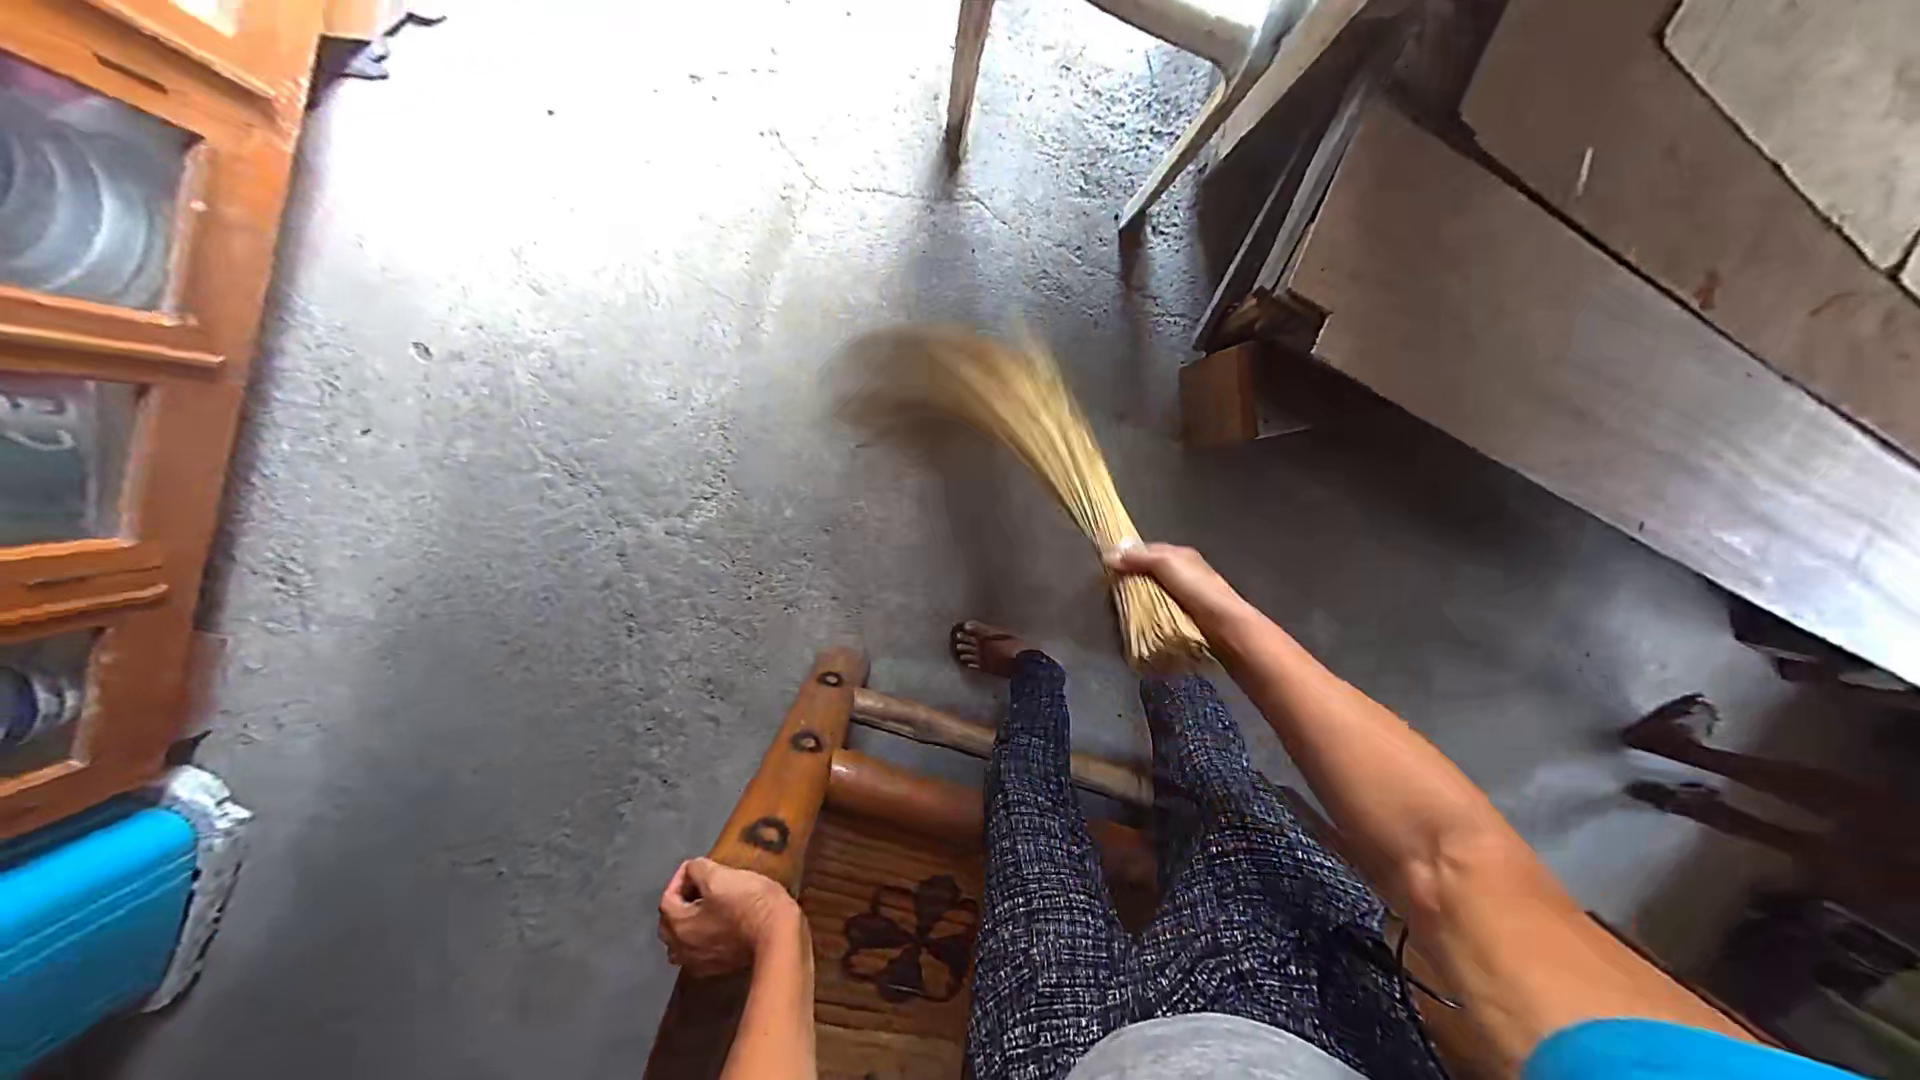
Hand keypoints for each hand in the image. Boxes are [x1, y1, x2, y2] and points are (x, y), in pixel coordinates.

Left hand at [658, 858, 801, 976]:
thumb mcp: (720, 875)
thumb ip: (698, 869)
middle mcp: (681, 949)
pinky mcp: (717, 968)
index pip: (666, 899)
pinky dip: (701, 937)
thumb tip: (691, 870)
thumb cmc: (746, 900)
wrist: (775, 932)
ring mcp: (698, 963)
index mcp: (678, 925)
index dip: (678, 878)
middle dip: (679, 903)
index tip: (696, 866)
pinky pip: (699, 951)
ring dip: (687, 924)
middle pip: (669, 924)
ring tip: (705, 908)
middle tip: (696, 886)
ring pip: (681, 941)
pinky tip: (717, 927)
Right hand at [1105, 541, 1246, 621]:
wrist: (1223, 623)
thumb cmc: (1196, 588)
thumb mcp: (1165, 564)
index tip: (1109, 566)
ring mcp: (1184, 592)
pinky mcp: (1184, 611)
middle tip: (1113, 587)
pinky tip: (1138, 614)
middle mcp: (1183, 570)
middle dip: (1131, 577)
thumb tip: (1110, 556)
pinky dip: (1147, 608)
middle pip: (1148, 569)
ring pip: (1152, 588)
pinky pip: (1158, 605)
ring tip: (1122, 603)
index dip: (1128, 555)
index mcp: (1180, 554)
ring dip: (1138, 595)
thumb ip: (1139, 558)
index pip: (1147, 549)